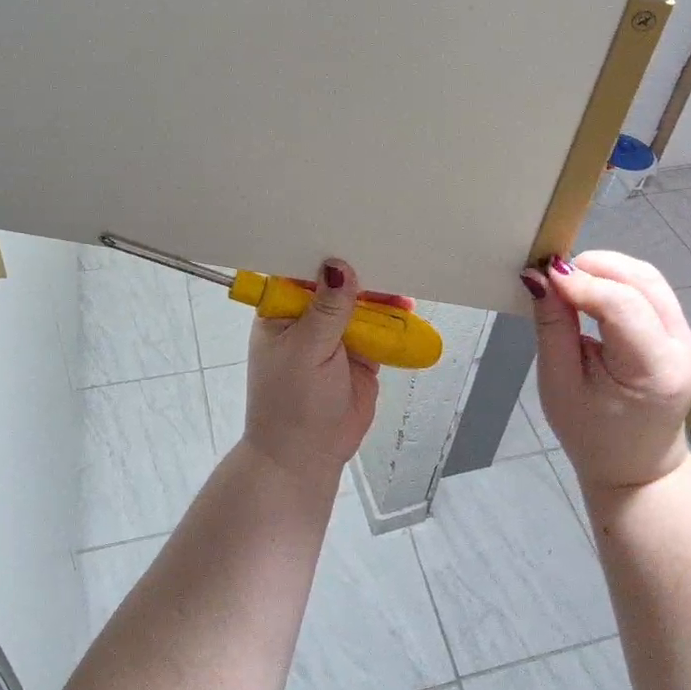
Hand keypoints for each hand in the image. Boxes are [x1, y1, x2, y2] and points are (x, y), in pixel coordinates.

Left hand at [241, 259, 388, 484]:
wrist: (307, 458)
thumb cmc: (292, 402)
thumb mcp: (307, 350)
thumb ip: (328, 309)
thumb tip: (339, 266)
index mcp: (281, 310)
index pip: (303, 271)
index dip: (326, 253)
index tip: (352, 231)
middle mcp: (308, 317)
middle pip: (338, 285)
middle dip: (362, 273)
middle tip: (389, 253)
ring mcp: (335, 335)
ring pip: (362, 305)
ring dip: (382, 297)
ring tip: (404, 284)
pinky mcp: (360, 353)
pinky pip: (379, 329)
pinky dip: (394, 321)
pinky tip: (409, 308)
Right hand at [521, 251, 690, 492]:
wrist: (637, 468)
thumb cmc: (591, 434)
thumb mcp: (559, 385)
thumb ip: (552, 327)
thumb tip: (539, 277)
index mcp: (653, 370)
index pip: (622, 305)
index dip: (582, 282)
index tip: (544, 274)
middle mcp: (682, 348)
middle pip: (643, 281)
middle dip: (596, 266)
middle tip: (555, 275)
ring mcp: (687, 338)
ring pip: (650, 279)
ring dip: (608, 269)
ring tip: (571, 282)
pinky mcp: (681, 333)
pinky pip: (652, 291)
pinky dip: (618, 281)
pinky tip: (592, 292)